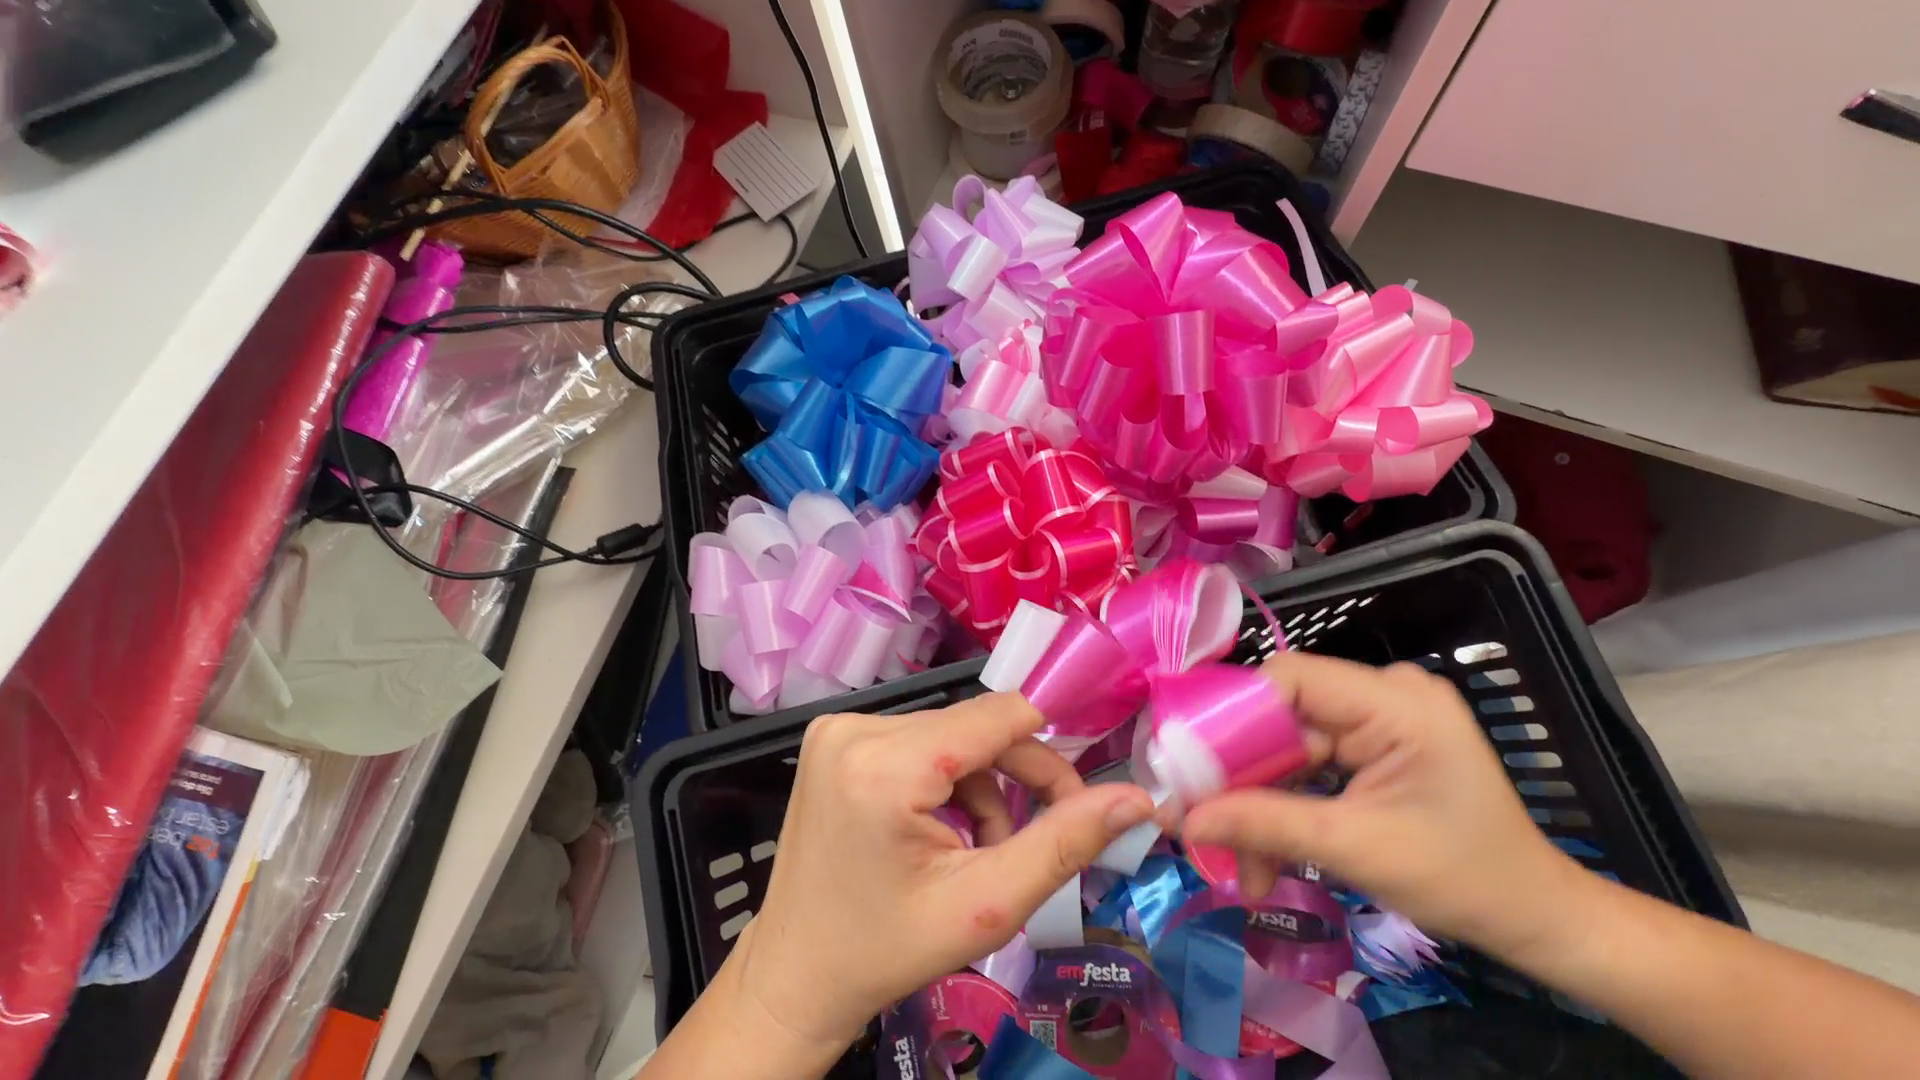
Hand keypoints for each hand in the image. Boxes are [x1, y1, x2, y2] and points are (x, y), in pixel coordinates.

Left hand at [723, 693, 1155, 1050]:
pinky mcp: (836, 741)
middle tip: (1047, 832)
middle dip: (1020, 779)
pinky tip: (946, 833)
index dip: (1052, 748)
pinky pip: (921, 743)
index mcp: (884, 764)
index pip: (999, 715)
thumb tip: (1136, 799)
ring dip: (985, 786)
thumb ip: (1064, 843)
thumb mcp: (986, 905)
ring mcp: (838, 731)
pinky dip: (948, 782)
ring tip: (984, 849)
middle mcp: (855, 728)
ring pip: (953, 736)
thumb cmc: (887, 949)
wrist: (798, 974)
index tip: (1084, 793)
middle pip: (977, 727)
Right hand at [1180, 652, 1583, 954]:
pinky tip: (1266, 853)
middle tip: (1200, 823)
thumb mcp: (1355, 850)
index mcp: (1397, 703)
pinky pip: (1308, 763)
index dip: (1234, 715)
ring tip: (1242, 867)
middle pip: (1283, 717)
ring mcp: (1380, 720)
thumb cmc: (1462, 878)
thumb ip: (1265, 824)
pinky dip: (1285, 805)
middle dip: (1243, 776)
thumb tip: (1181, 819)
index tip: (1191, 766)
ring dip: (1260, 803)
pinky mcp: (1374, 746)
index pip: (1291, 678)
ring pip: (1288, 746)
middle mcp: (1386, 695)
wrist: (1535, 917)